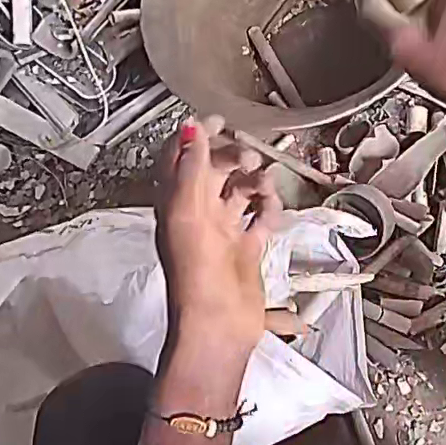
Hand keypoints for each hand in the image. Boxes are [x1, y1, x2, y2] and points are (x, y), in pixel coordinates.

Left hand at [155, 115, 283, 368]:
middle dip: (232, 158)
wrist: (218, 324)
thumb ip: (190, 169)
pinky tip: (270, 213)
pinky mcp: (246, 248)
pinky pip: (260, 218)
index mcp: (176, 205)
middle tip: (248, 157)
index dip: (197, 137)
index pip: (181, 159)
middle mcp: (198, 215)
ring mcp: (223, 232)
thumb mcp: (186, 214)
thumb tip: (192, 128)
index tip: (219, 120)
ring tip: (264, 186)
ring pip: (240, 192)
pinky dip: (268, 210)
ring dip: (254, 183)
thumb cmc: (196, 275)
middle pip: (215, 172)